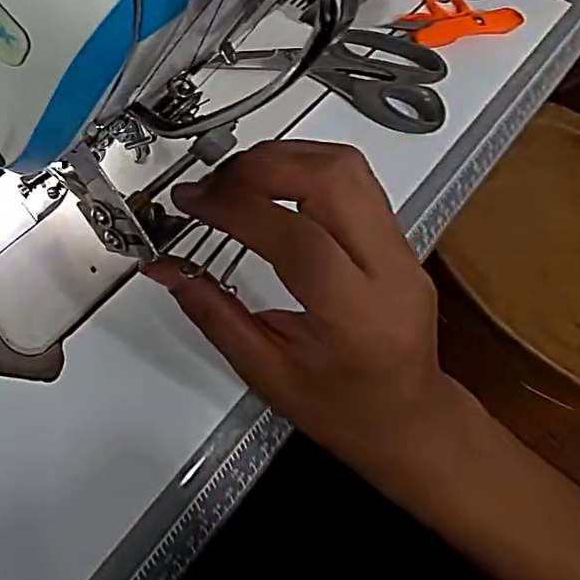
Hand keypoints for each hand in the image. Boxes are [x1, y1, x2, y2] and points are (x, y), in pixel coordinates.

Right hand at [143, 140, 464, 470]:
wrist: (413, 421)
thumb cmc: (349, 411)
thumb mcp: (266, 372)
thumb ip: (211, 311)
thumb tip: (166, 268)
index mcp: (359, 318)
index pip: (298, 238)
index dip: (235, 208)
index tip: (193, 201)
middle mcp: (391, 272)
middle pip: (331, 179)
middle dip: (259, 167)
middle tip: (213, 185)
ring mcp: (400, 247)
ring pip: (345, 165)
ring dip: (280, 158)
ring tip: (236, 179)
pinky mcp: (396, 233)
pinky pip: (350, 174)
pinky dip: (300, 164)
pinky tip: (268, 181)